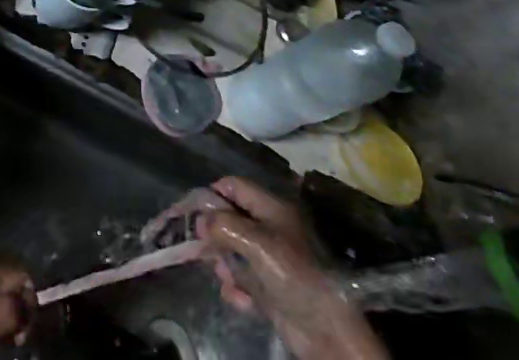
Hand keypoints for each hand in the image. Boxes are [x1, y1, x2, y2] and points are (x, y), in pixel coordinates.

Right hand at [197, 177, 387, 359]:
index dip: (212, 194)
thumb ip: (224, 225)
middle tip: (203, 249)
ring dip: (225, 265)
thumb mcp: (257, 243)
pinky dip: (237, 288)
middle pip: (229, 219)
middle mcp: (270, 228)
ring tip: (228, 279)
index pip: (233, 186)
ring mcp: (270, 258)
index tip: (192, 211)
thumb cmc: (293, 275)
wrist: (326, 332)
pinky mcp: (269, 285)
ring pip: (232, 250)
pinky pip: (241, 277)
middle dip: (215, 235)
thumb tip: (200, 220)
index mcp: (272, 209)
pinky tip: (241, 300)